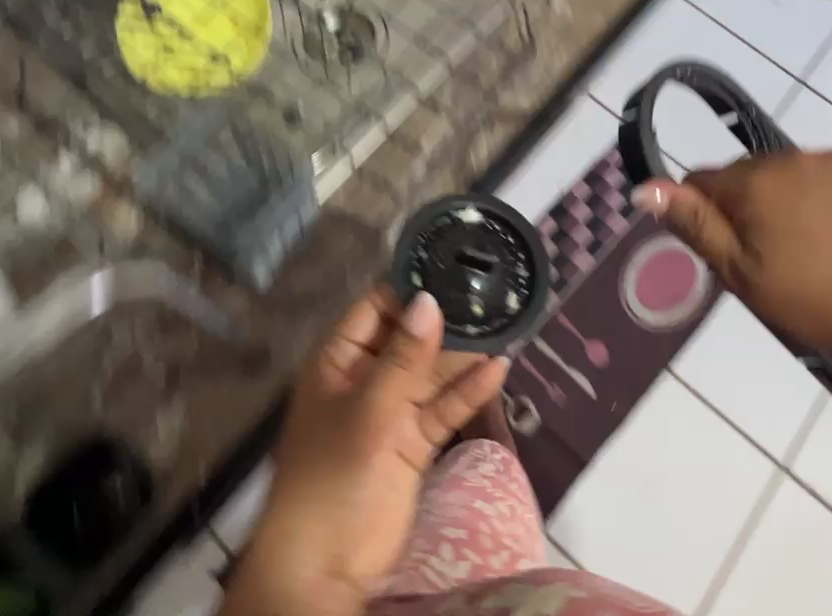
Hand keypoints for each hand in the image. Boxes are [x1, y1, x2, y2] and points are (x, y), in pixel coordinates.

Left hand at [226, 289, 508, 615]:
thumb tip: (430, 300)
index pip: (376, 308)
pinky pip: (444, 407)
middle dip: (445, 319)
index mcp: (340, 360)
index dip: (409, 288)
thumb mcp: (367, 410)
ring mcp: (393, 410)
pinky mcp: (415, 441)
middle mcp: (367, 377)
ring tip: (504, 322)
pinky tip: (498, 368)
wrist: (326, 563)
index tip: (450, 267)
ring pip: (432, 372)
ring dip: (463, 353)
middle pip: (410, 337)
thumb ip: (403, 358)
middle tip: (490, 291)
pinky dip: (468, 390)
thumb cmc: (332, 476)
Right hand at [635, 152, 831, 392]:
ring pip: (787, 174)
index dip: (705, 215)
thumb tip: (644, 186)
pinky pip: (827, 174)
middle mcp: (794, 157)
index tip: (730, 251)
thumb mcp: (742, 275)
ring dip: (784, 199)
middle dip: (747, 207)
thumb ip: (694, 225)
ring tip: (810, 249)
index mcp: (756, 182)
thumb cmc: (816, 304)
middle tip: (771, 258)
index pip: (703, 180)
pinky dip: (823, 196)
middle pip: (746, 175)